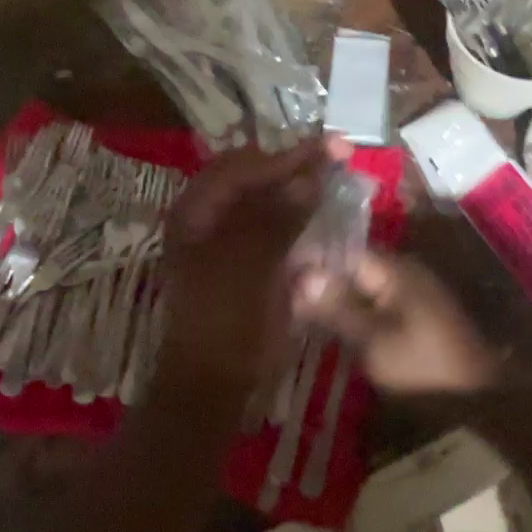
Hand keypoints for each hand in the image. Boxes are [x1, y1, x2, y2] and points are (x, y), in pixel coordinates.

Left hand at [156, 135, 348, 390]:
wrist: (212, 385)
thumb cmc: (224, 319)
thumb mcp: (252, 262)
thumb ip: (281, 215)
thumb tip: (311, 175)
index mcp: (196, 210)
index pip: (245, 165)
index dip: (289, 155)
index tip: (332, 146)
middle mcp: (206, 217)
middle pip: (255, 177)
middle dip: (295, 166)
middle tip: (335, 157)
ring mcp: (225, 240)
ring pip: (266, 200)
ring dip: (298, 188)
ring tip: (334, 176)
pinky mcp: (245, 263)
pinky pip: (274, 227)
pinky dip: (297, 216)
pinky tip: (322, 212)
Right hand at [294, 251, 500, 395]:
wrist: (480, 396)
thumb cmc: (425, 366)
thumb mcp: (375, 341)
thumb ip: (338, 307)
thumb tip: (301, 275)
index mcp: (394, 269)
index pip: (343, 251)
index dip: (312, 263)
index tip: (281, 277)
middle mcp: (404, 270)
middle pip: (352, 267)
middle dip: (322, 281)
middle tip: (286, 299)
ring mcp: (412, 291)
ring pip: (363, 285)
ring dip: (338, 298)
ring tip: (302, 314)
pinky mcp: (416, 312)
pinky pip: (376, 301)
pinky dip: (355, 311)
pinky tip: (335, 328)